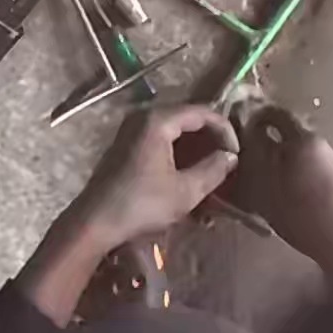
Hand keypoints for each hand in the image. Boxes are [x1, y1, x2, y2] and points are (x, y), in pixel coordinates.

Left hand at [68, 105, 239, 248]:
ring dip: (194, 143)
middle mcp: (143, 116)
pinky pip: (160, 136)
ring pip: (173, 127)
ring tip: (211, 165)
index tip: (236, 153)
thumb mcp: (185, 192)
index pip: (202, 112)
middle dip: (210, 135)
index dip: (224, 129)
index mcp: (158, 121)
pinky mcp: (126, 142)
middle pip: (187, 116)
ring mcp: (131, 128)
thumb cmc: (141, 204)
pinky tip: (188, 169)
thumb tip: (230, 156)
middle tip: (227, 158)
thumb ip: (212, 170)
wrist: (95, 220)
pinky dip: (177, 148)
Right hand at [229, 107, 332, 282]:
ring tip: (293, 199)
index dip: (261, 118)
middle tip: (267, 173)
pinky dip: (323, 192)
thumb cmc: (304, 216)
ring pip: (319, 165)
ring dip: (305, 174)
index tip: (249, 127)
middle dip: (283, 153)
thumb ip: (255, 159)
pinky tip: (316, 215)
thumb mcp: (265, 188)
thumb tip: (250, 137)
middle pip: (300, 143)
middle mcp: (332, 149)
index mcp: (306, 141)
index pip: (279, 116)